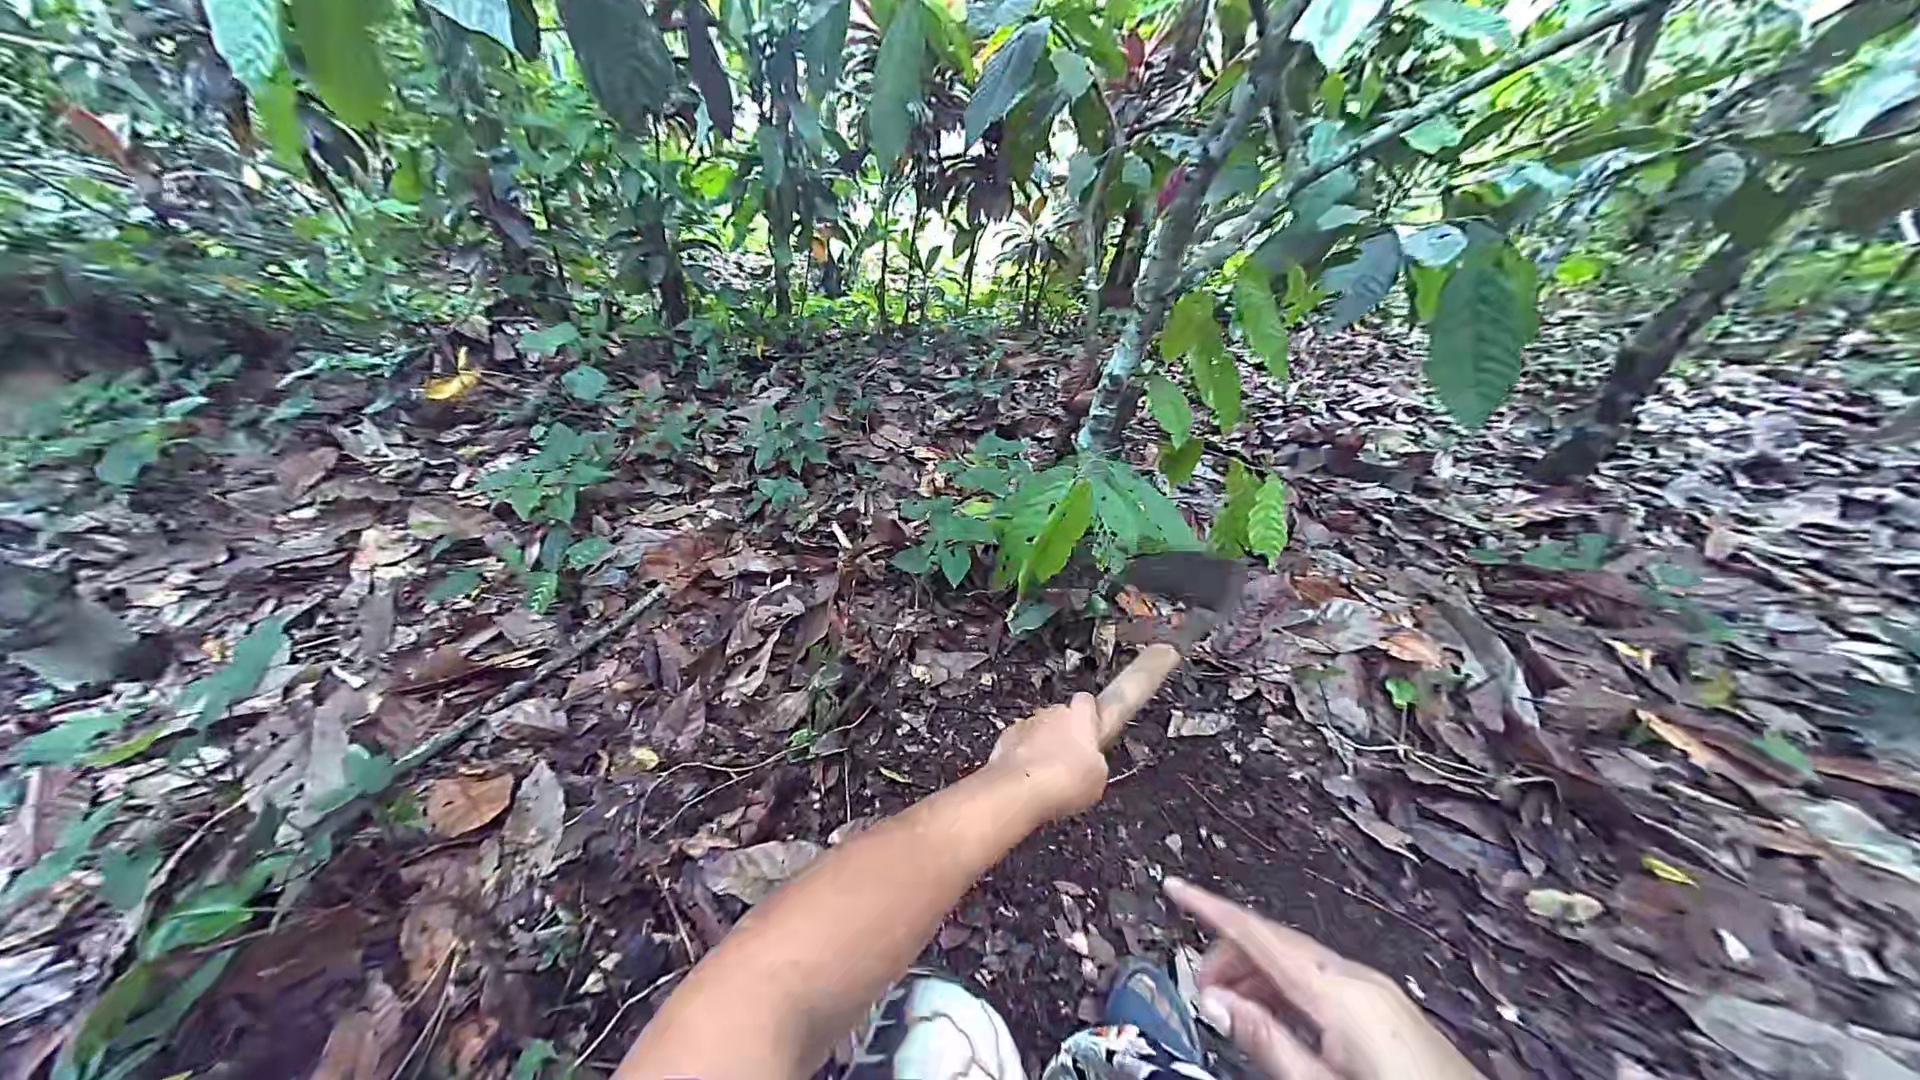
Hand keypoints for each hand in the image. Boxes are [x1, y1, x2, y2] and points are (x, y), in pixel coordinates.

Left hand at [985, 692, 1107, 821]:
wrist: (1022, 790)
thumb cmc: (1066, 781)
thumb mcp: (1098, 777)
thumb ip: (1095, 759)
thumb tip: (1091, 761)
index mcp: (1079, 716)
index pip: (1086, 701)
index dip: (1089, 716)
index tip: (1091, 731)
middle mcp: (1051, 713)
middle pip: (1060, 716)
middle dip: (1064, 733)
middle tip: (1069, 760)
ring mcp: (1026, 724)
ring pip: (1038, 729)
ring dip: (1041, 744)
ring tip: (1046, 774)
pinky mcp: (1005, 738)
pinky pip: (1018, 742)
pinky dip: (1021, 753)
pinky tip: (1026, 775)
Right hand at [1165, 877, 1483, 1079]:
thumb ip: (1265, 1040)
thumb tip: (1215, 1000)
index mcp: (1337, 992)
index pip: (1255, 932)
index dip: (1208, 906)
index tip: (1175, 887)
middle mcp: (1356, 977)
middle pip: (1272, 941)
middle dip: (1227, 954)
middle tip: (1201, 990)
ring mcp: (1375, 989)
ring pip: (1294, 958)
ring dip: (1255, 973)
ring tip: (1232, 1010)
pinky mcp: (1385, 1005)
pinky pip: (1319, 978)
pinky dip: (1286, 987)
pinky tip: (1276, 1019)